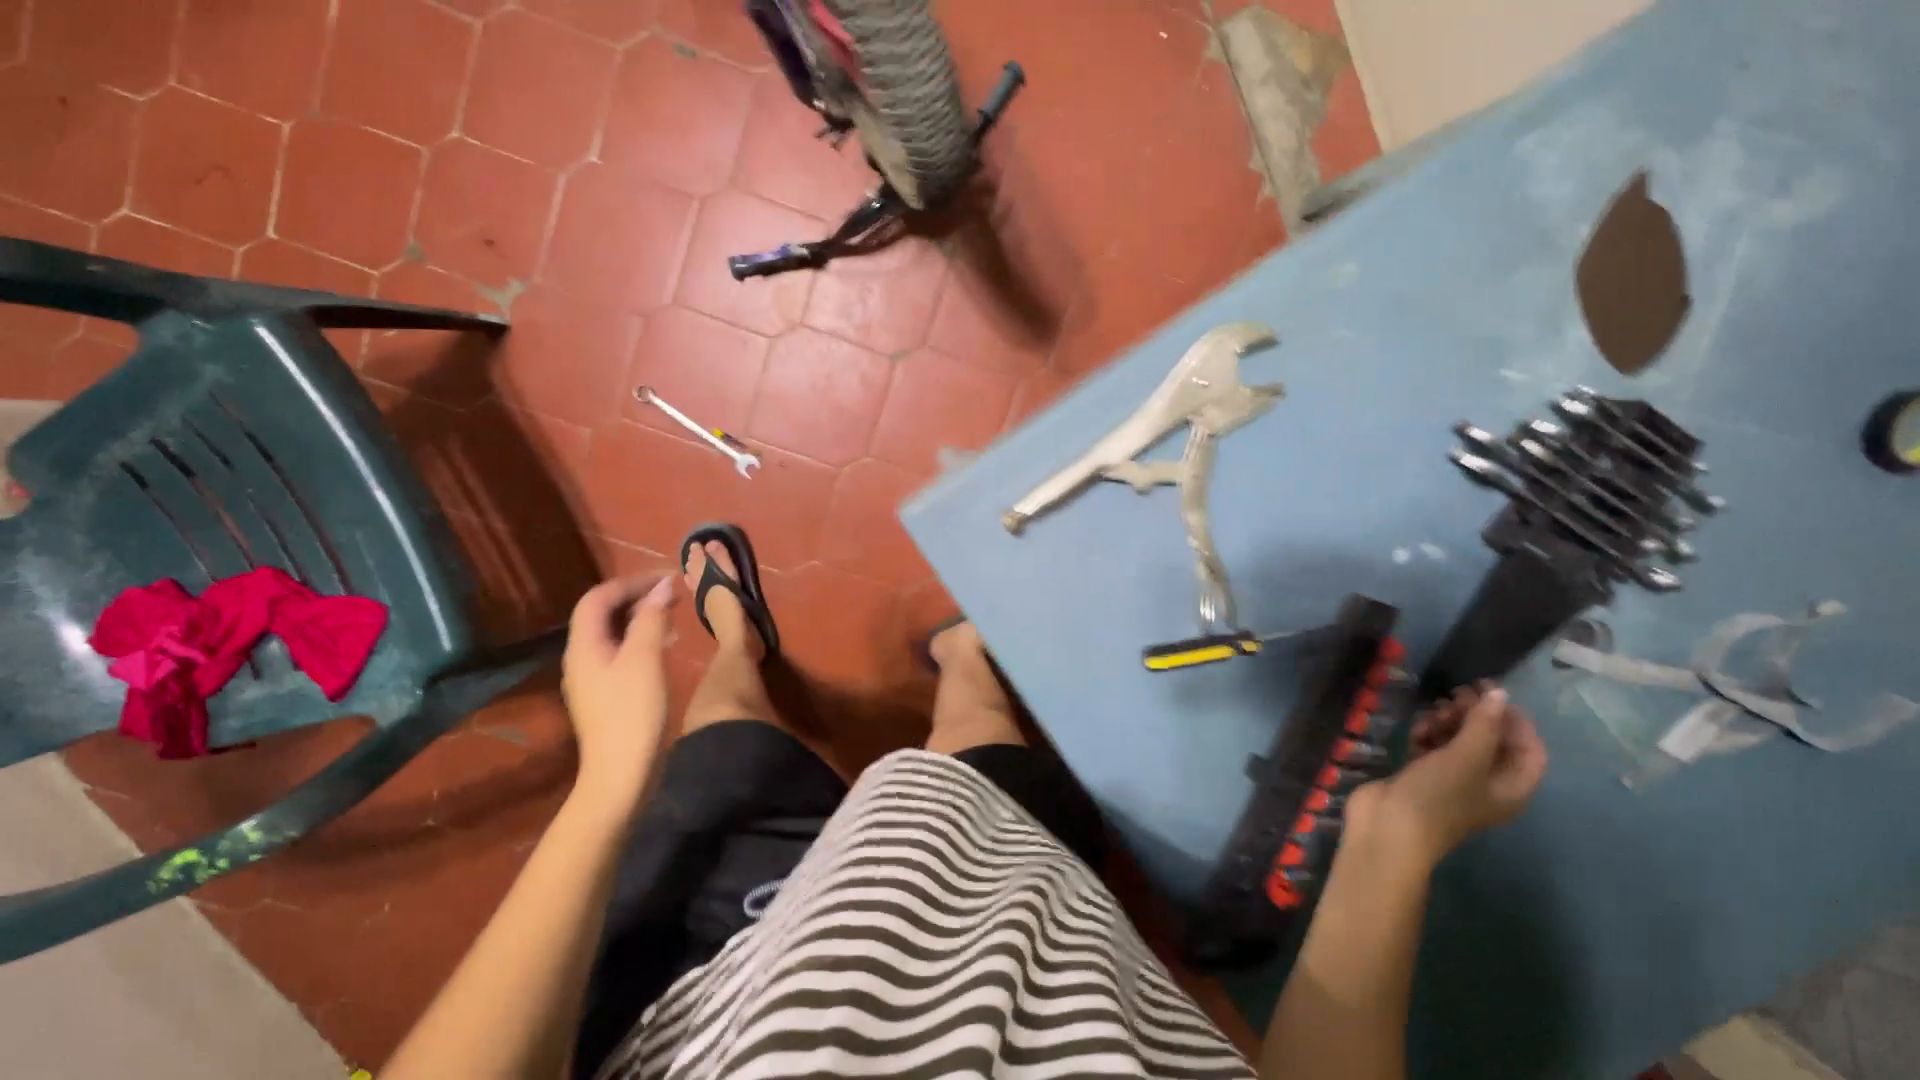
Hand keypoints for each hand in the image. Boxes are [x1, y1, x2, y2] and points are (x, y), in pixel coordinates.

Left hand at [561, 576, 676, 807]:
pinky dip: (641, 641)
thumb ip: (651, 618)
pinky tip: (665, 649)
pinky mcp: (605, 696)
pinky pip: (620, 654)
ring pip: (613, 634)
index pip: (598, 597)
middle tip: (672, 594)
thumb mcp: (645, 659)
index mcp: (583, 646)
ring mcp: (591, 679)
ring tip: (673, 617)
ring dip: (641, 619)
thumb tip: (662, 586)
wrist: (620, 775)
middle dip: (636, 598)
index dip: (631, 582)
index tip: (667, 578)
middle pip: (602, 614)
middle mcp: (580, 658)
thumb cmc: (632, 713)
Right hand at [1346, 682, 1548, 869]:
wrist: (1387, 828)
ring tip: (1435, 710)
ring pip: (1461, 741)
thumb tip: (1500, 693)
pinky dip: (1429, 734)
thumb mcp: (1467, 757)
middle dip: (1478, 716)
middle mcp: (1487, 784)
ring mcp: (1453, 780)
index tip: (1491, 693)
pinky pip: (1434, 747)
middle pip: (1493, 741)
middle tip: (1457, 693)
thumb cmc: (1438, 795)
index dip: (1516, 720)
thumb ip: (1485, 723)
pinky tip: (1418, 728)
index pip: (1529, 749)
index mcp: (1511, 788)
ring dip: (1450, 721)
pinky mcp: (1423, 775)